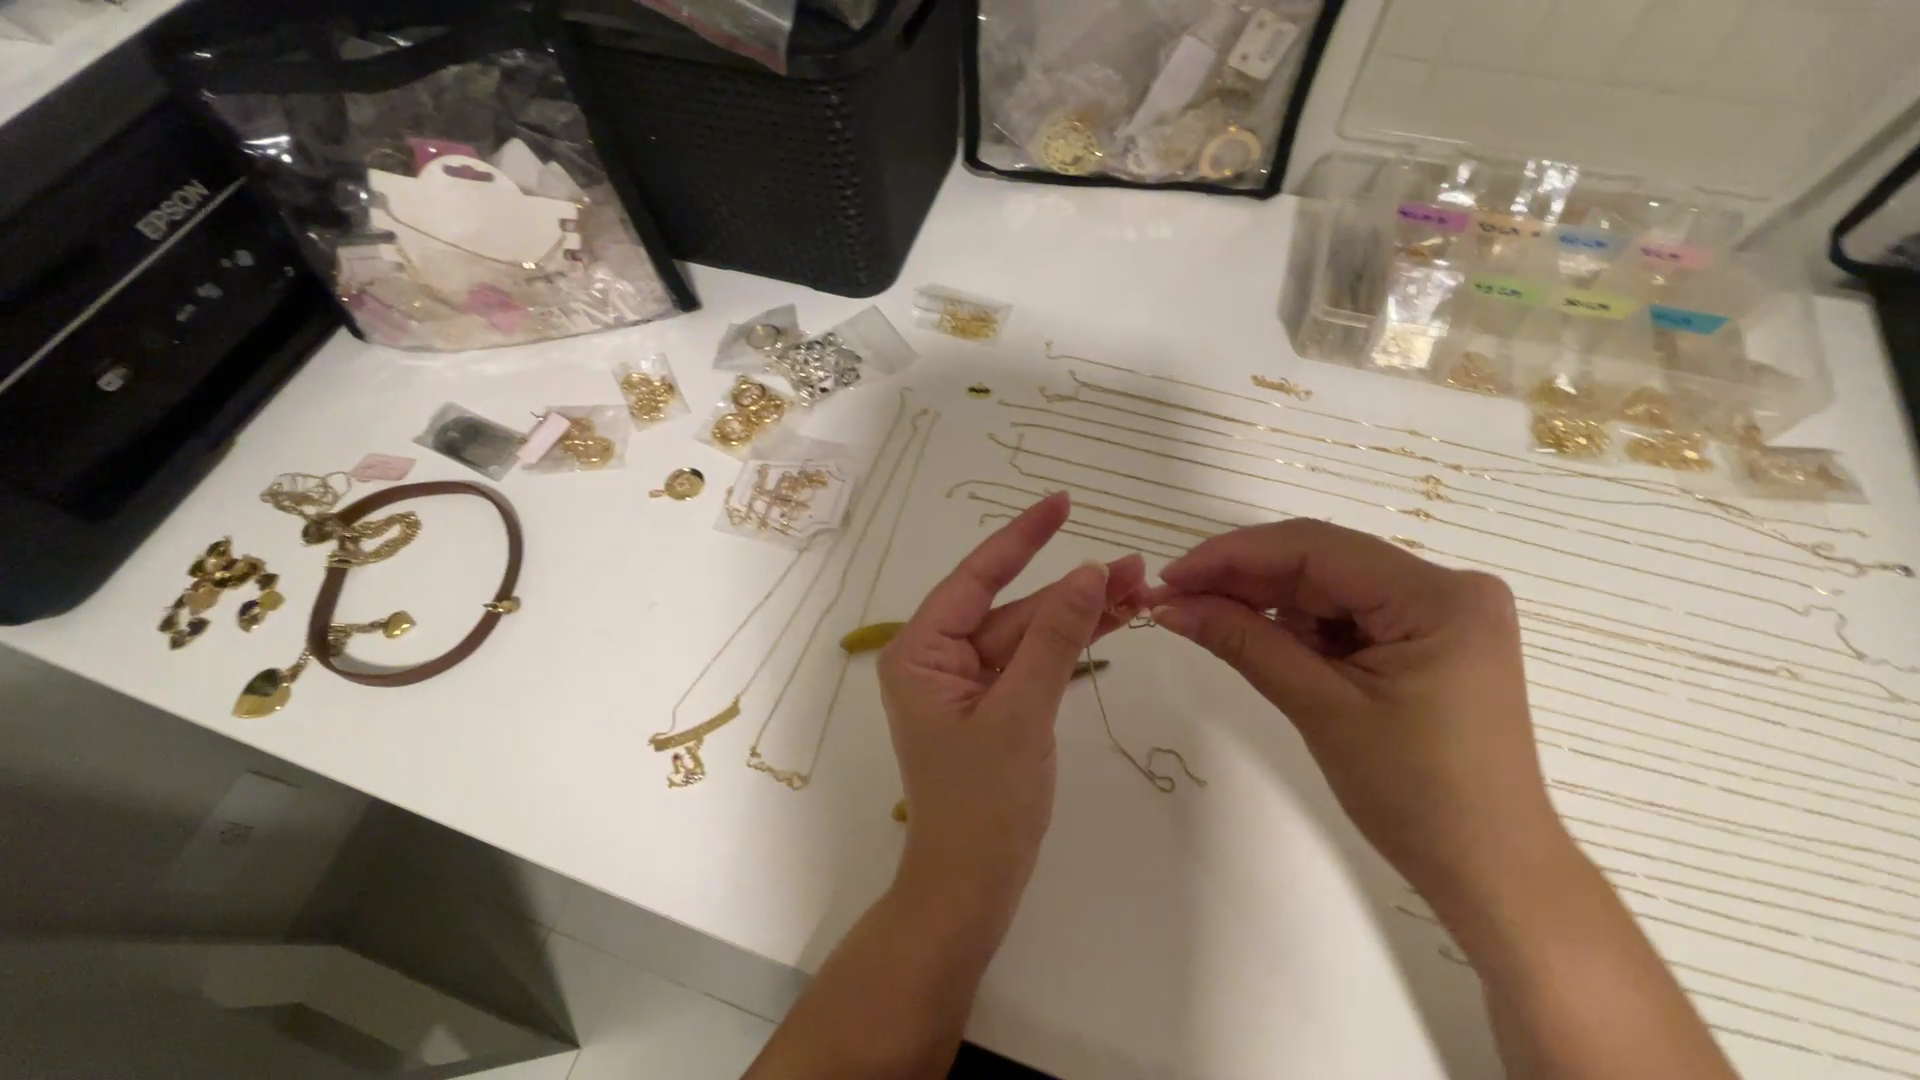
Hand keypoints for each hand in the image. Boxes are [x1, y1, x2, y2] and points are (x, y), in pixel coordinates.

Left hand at [879, 493, 1147, 931]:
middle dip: (1072, 589)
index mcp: (920, 653)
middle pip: (1011, 608)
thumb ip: (1054, 638)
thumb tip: (1089, 571)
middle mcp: (938, 660)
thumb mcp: (1021, 713)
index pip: (975, 579)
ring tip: (1141, 588)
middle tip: (1137, 565)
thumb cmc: (983, 804)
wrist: (973, 887)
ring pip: (1030, 635)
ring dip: (1081, 615)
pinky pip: (1034, 664)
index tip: (1061, 502)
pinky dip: (1072, 647)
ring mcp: (968, 685)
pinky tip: (1114, 621)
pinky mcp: (995, 708)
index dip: (1021, 538)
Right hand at [1147, 519, 1566, 909]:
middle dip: (1244, 580)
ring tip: (1203, 619)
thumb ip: (1244, 643)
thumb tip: (1168, 605)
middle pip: (1323, 563)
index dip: (1233, 555)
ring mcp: (1441, 614)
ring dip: (1266, 603)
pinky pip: (1348, 615)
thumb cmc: (1416, 795)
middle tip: (1173, 599)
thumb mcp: (1321, 709)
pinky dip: (1298, 627)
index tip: (1170, 576)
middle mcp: (1447, 588)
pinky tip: (1255, 637)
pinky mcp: (1428, 640)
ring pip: (1330, 587)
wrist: (1491, 869)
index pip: (1316, 548)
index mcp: (1439, 596)